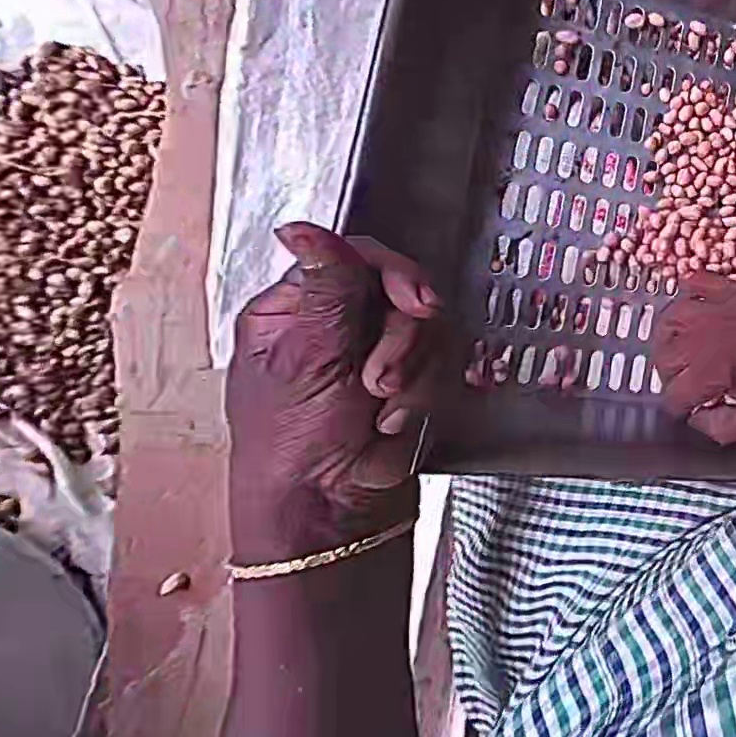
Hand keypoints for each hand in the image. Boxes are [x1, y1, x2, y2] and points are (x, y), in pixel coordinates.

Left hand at [226, 222, 446, 562]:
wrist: (331, 508)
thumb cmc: (293, 440)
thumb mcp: (307, 361)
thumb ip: (324, 292)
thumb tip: (301, 227)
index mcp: (299, 308)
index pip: (358, 258)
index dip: (396, 274)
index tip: (417, 302)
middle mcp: (344, 321)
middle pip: (404, 292)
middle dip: (403, 339)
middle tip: (384, 379)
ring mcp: (381, 348)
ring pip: (430, 328)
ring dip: (413, 372)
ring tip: (383, 408)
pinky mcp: (413, 374)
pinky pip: (441, 361)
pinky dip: (424, 392)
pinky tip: (394, 419)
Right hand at [653, 274, 735, 443]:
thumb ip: (726, 428)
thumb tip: (700, 422)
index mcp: (716, 369)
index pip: (673, 394)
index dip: (679, 410)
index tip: (688, 412)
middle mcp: (709, 334)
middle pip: (664, 358)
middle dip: (670, 378)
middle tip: (687, 387)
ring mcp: (719, 306)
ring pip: (669, 320)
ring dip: (669, 340)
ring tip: (682, 353)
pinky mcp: (733, 288)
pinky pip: (695, 282)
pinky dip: (687, 296)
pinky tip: (695, 312)